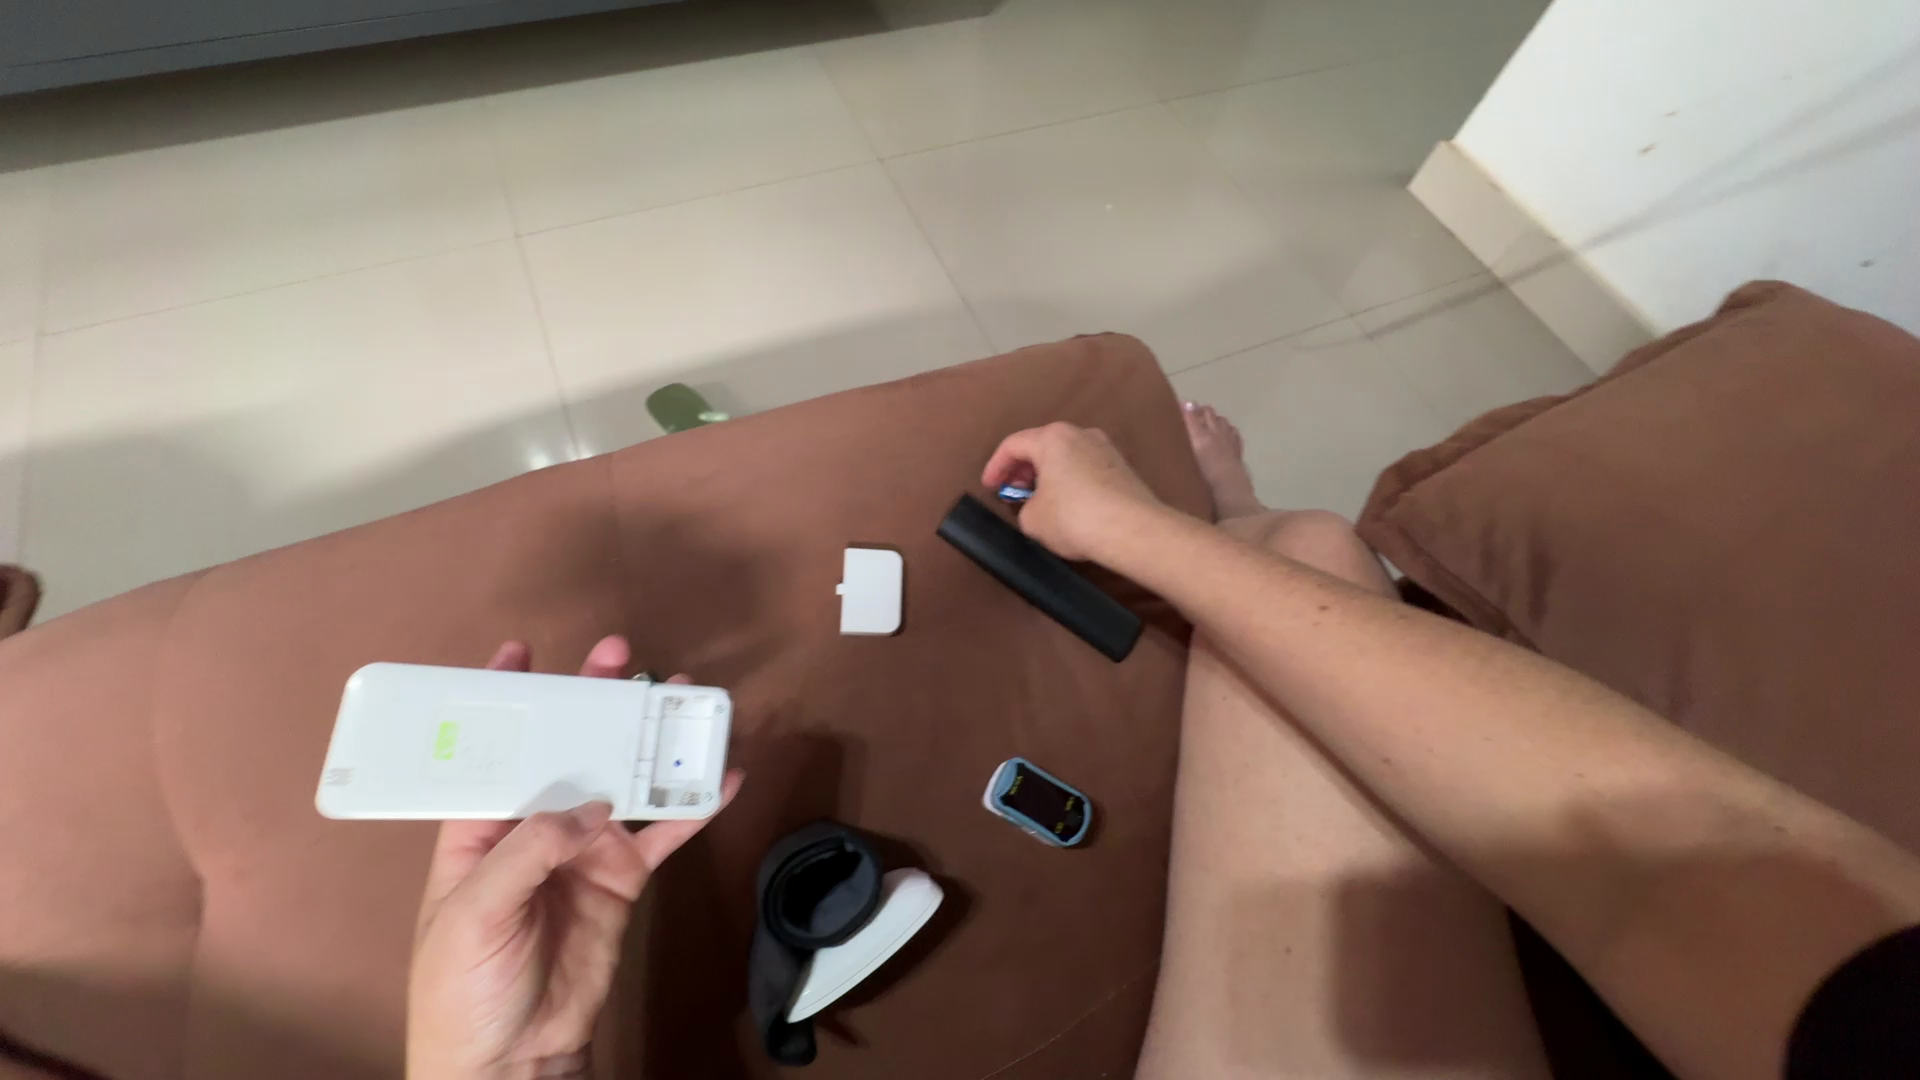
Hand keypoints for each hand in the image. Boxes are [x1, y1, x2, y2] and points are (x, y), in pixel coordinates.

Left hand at [407, 635, 744, 1079]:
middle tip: (622, 656)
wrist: (516, 1056)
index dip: (504, 703)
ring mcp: (587, 845)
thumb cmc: (465, 987)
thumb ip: (526, 852)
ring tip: (686, 700)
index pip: (493, 753)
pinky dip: (696, 804)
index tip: (520, 652)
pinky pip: (667, 829)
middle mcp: (538, 824)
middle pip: (571, 750)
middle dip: (594, 702)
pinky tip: (726, 777)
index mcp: (482, 828)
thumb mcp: (471, 918)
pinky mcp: (626, 871)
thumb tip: (591, 807)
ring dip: (655, 740)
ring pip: (627, 778)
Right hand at [981, 422, 1165, 560]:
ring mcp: (1105, 448)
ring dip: (1048, 475)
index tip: (989, 487)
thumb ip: (1025, 508)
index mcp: (1052, 438)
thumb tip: (1037, 508)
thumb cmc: (1073, 517)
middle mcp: (1080, 434)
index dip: (995, 467)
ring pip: (1066, 457)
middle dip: (1023, 470)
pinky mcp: (1122, 468)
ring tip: (1039, 499)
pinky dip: (1070, 482)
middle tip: (1012, 492)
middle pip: (1042, 446)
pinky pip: (1086, 469)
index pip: (1013, 445)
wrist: (1132, 530)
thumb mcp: (1032, 519)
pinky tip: (1068, 504)